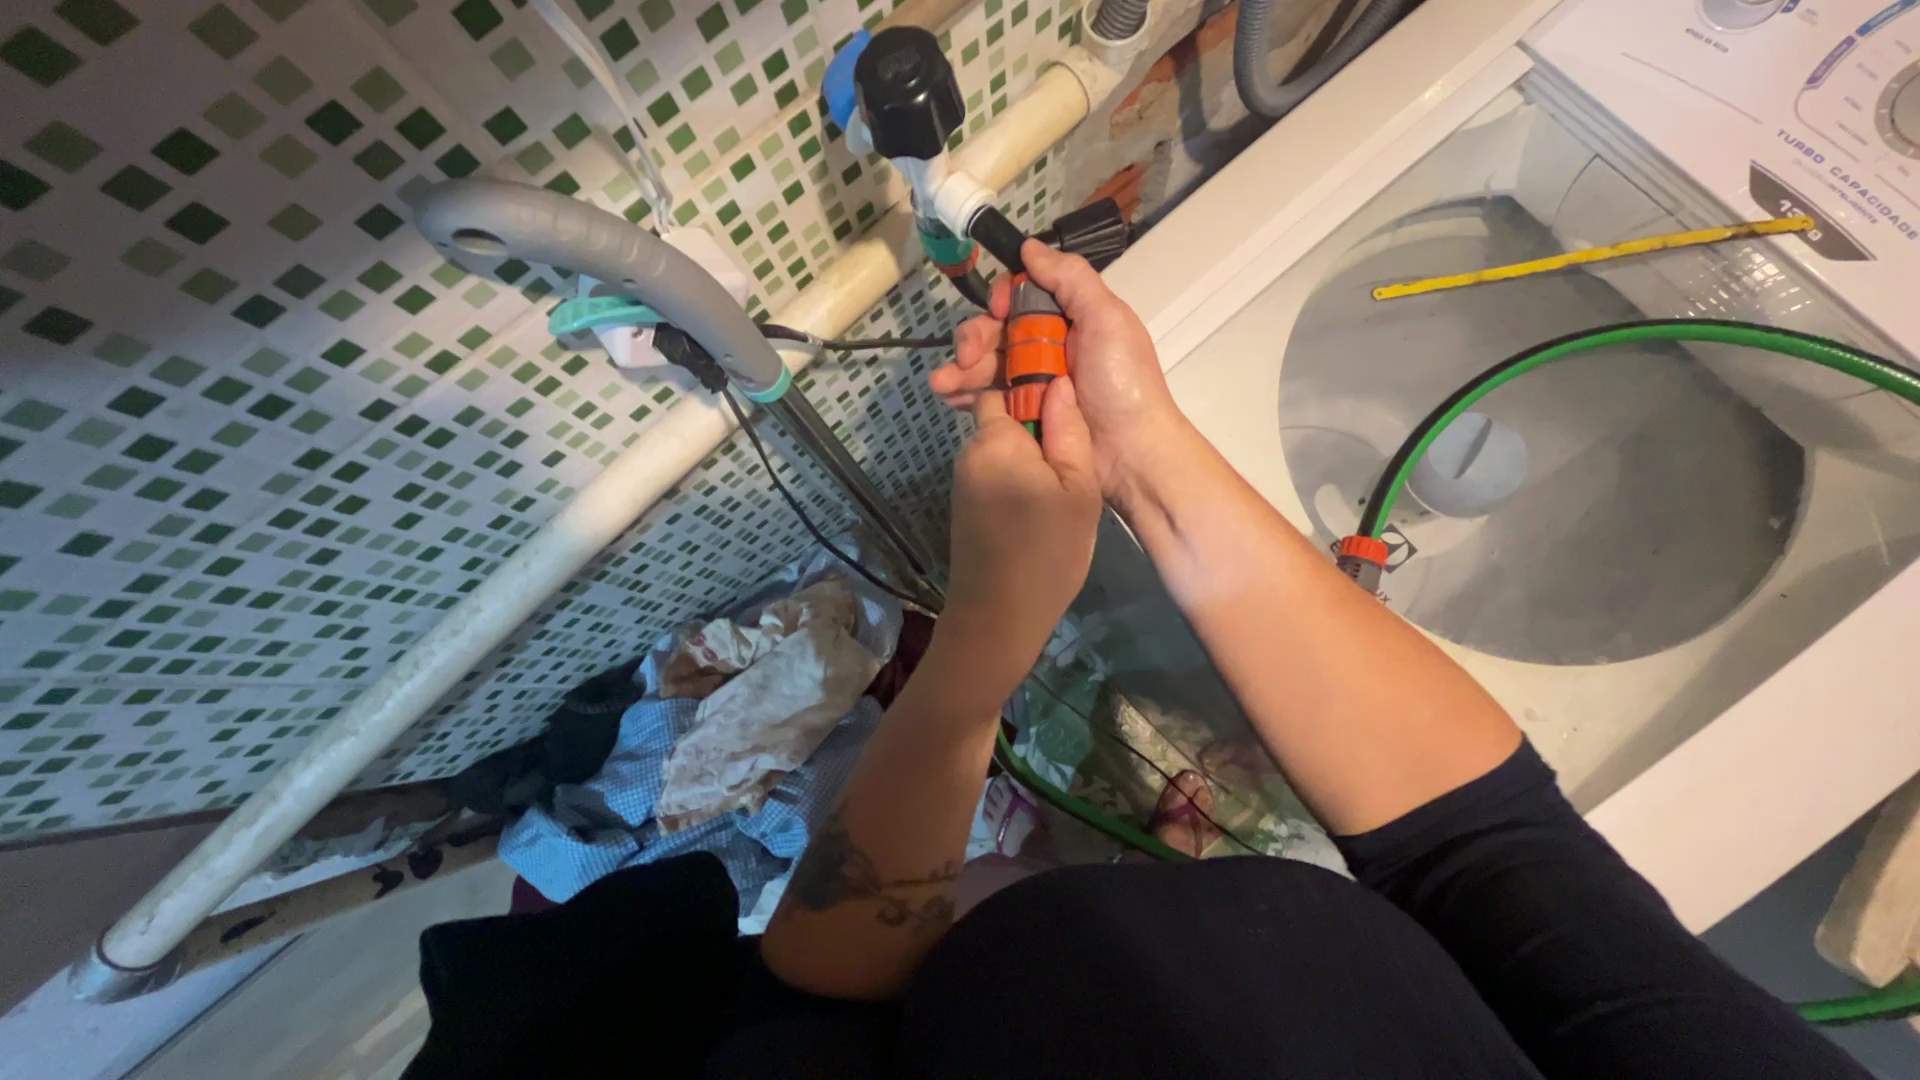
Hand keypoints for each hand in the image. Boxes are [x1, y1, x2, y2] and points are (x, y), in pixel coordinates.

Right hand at [931, 239, 1187, 499]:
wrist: (1131, 454)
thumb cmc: (1123, 382)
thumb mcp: (1107, 319)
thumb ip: (1070, 279)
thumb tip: (1029, 247)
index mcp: (1069, 319)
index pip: (1022, 296)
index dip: (1002, 299)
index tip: (997, 311)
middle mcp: (1048, 347)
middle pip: (996, 332)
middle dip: (972, 339)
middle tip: (962, 358)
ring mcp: (1033, 384)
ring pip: (986, 366)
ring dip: (959, 370)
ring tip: (941, 384)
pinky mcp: (1023, 417)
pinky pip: (988, 400)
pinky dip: (965, 397)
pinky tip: (949, 399)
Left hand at [938, 379, 1102, 689]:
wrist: (997, 619)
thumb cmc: (1046, 553)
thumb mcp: (1077, 489)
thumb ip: (1069, 431)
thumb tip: (1059, 383)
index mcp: (995, 439)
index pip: (1005, 386)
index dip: (1035, 385)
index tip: (1068, 403)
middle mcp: (969, 453)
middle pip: (1003, 418)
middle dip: (1037, 427)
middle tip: (1075, 455)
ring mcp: (963, 482)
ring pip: (1002, 449)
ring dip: (1030, 458)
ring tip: (1063, 486)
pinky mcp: (965, 507)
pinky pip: (995, 474)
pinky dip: (1017, 480)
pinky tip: (1041, 507)